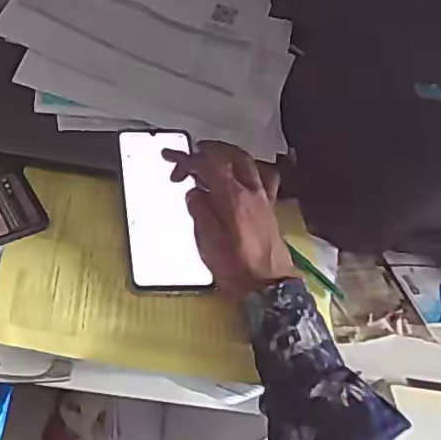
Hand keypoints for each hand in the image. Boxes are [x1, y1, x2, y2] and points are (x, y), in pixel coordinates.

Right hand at [164, 141, 296, 298]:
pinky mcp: (270, 208)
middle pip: (230, 155)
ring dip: (228, 154)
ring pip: (248, 162)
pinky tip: (243, 175)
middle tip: (189, 157)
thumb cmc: (238, 270)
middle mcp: (252, 192)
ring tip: (213, 158)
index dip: (186, 158)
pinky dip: (251, 169)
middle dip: (207, 150)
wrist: (270, 289)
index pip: (208, 165)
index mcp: (233, 199)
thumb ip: (199, 212)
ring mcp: (264, 198)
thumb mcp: (208, 243)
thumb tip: (194, 194)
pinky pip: (264, 176)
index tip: (170, 155)